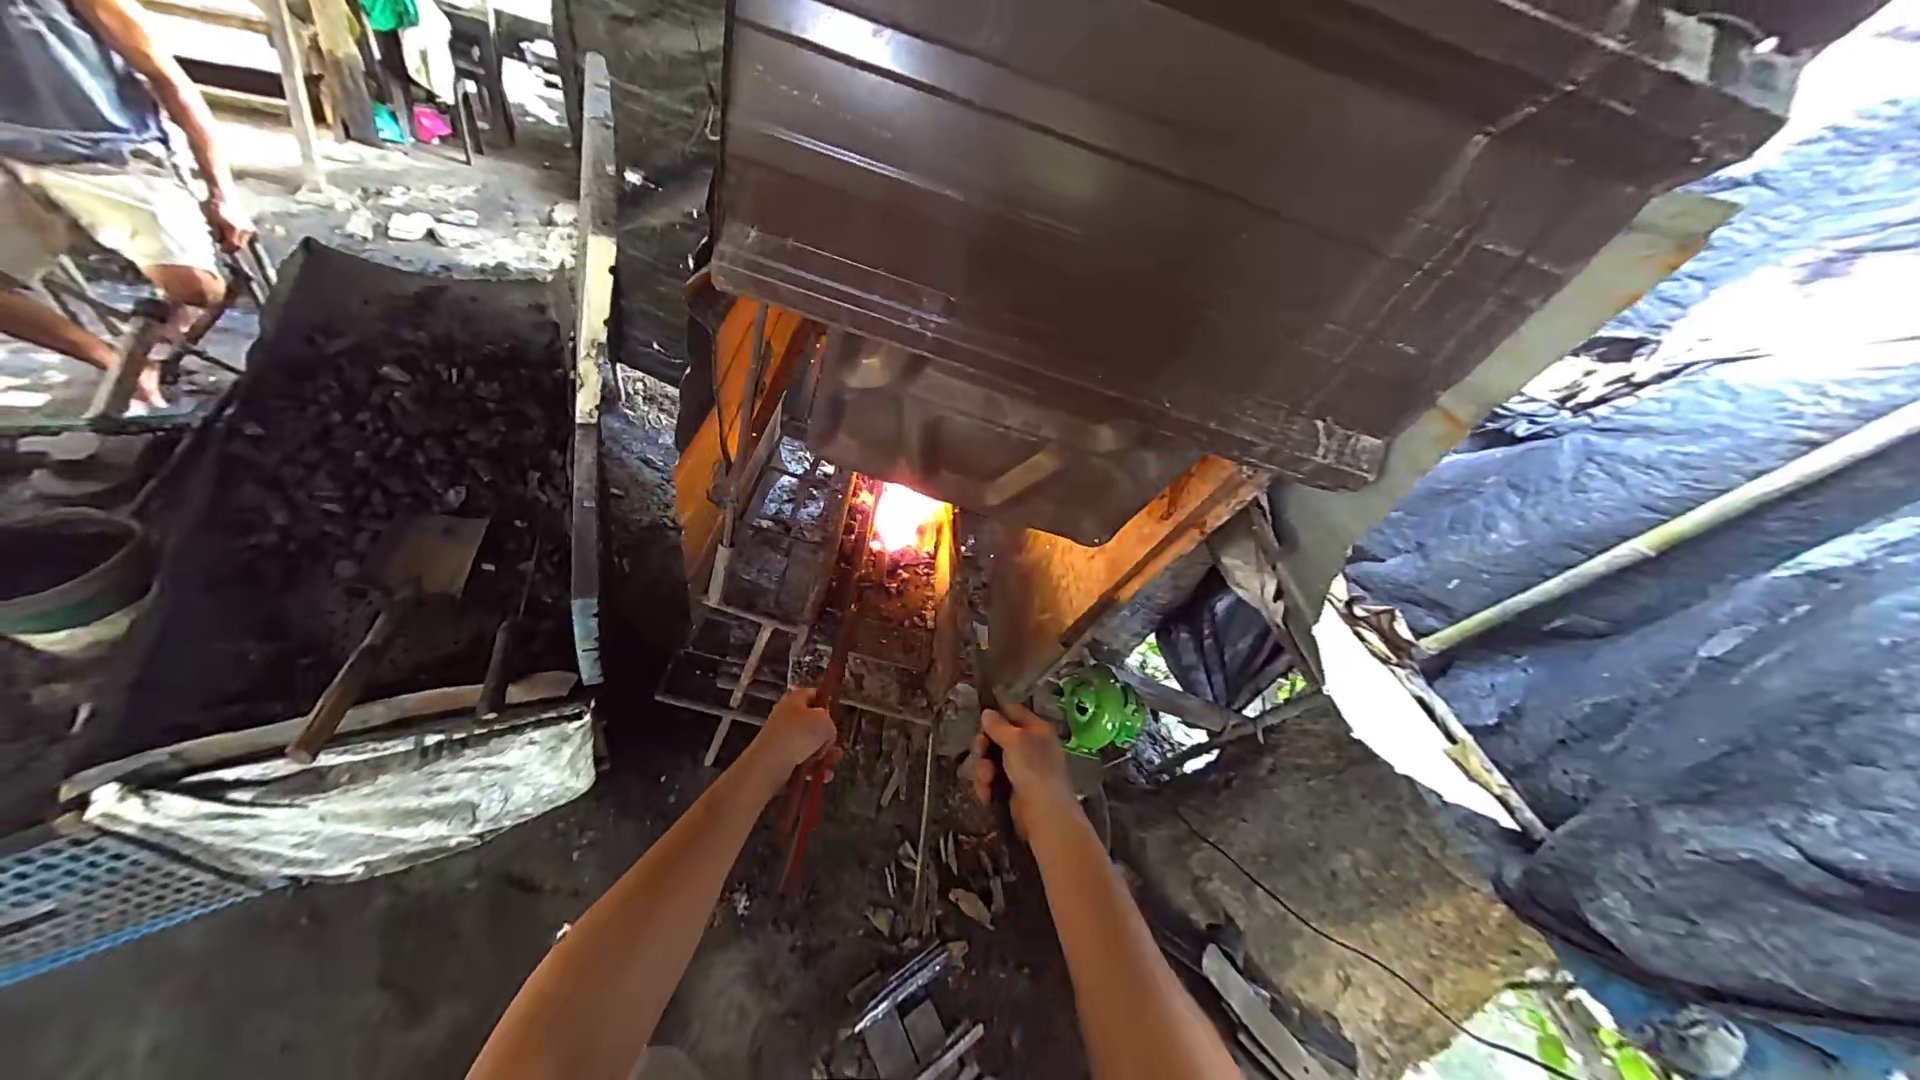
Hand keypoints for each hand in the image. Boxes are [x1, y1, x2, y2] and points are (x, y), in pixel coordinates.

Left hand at [202, 192, 253, 251]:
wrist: (224, 196)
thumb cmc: (213, 206)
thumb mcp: (210, 219)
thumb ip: (216, 232)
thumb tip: (219, 241)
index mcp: (233, 230)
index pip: (233, 245)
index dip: (227, 249)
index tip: (221, 250)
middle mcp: (244, 231)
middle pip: (240, 245)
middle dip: (232, 247)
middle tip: (224, 246)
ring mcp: (249, 229)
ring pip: (244, 241)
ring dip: (236, 242)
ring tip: (228, 238)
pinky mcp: (250, 226)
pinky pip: (247, 236)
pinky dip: (241, 238)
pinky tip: (235, 234)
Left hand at [746, 687, 838, 778]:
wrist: (770, 763)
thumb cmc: (799, 734)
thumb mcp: (825, 723)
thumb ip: (830, 725)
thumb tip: (825, 734)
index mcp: (794, 700)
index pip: (813, 694)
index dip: (826, 702)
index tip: (835, 714)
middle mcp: (785, 717)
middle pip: (810, 723)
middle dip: (825, 735)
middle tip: (834, 743)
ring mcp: (780, 739)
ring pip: (807, 745)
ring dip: (823, 754)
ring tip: (834, 761)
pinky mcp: (778, 759)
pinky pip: (800, 762)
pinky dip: (812, 768)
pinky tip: (824, 776)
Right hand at [970, 702, 1080, 840]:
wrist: (1044, 814)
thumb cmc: (1034, 769)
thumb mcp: (1016, 741)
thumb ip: (998, 726)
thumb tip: (987, 712)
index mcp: (1035, 729)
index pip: (1012, 711)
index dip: (996, 713)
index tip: (979, 718)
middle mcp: (1027, 746)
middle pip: (995, 736)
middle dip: (984, 746)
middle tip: (980, 752)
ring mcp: (1018, 768)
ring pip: (989, 759)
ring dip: (983, 769)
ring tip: (987, 780)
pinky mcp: (1010, 788)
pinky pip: (991, 779)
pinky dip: (987, 786)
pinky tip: (987, 794)